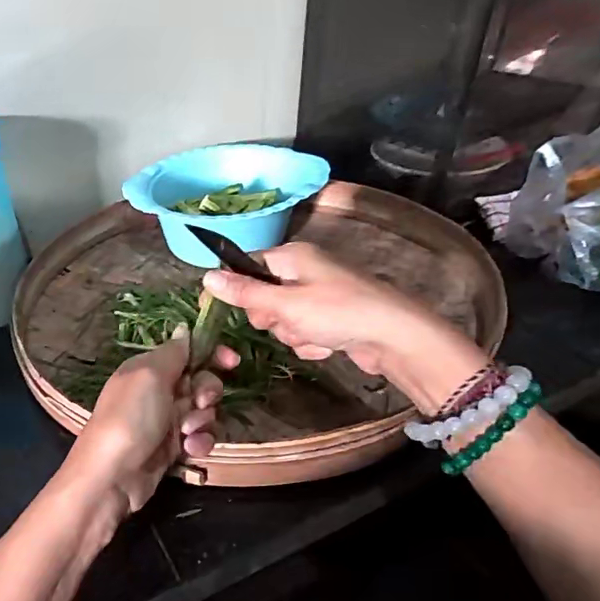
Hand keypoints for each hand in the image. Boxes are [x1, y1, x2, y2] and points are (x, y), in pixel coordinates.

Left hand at [63, 327, 234, 512]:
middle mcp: (159, 392)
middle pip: (202, 382)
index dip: (212, 355)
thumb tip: (185, 329)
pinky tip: (189, 450)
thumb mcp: (150, 375)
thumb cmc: (130, 418)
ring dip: (202, 421)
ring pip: (205, 412)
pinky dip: (199, 442)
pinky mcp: (174, 448)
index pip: (188, 353)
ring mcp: (167, 421)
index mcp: (149, 369)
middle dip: (207, 392)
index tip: (232, 361)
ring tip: (185, 433)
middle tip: (198, 403)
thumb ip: (173, 352)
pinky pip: (200, 438)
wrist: (112, 476)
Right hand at [201, 243, 486, 413]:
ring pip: (283, 321)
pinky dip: (312, 343)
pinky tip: (328, 345)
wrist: (393, 337)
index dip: (241, 291)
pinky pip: (304, 333)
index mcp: (292, 256)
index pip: (248, 267)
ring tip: (316, 335)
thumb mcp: (285, 304)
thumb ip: (246, 293)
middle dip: (273, 318)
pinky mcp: (330, 319)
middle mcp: (304, 271)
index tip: (237, 311)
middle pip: (264, 298)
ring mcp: (319, 296)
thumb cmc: (338, 312)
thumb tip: (206, 276)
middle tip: (290, 322)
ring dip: (293, 335)